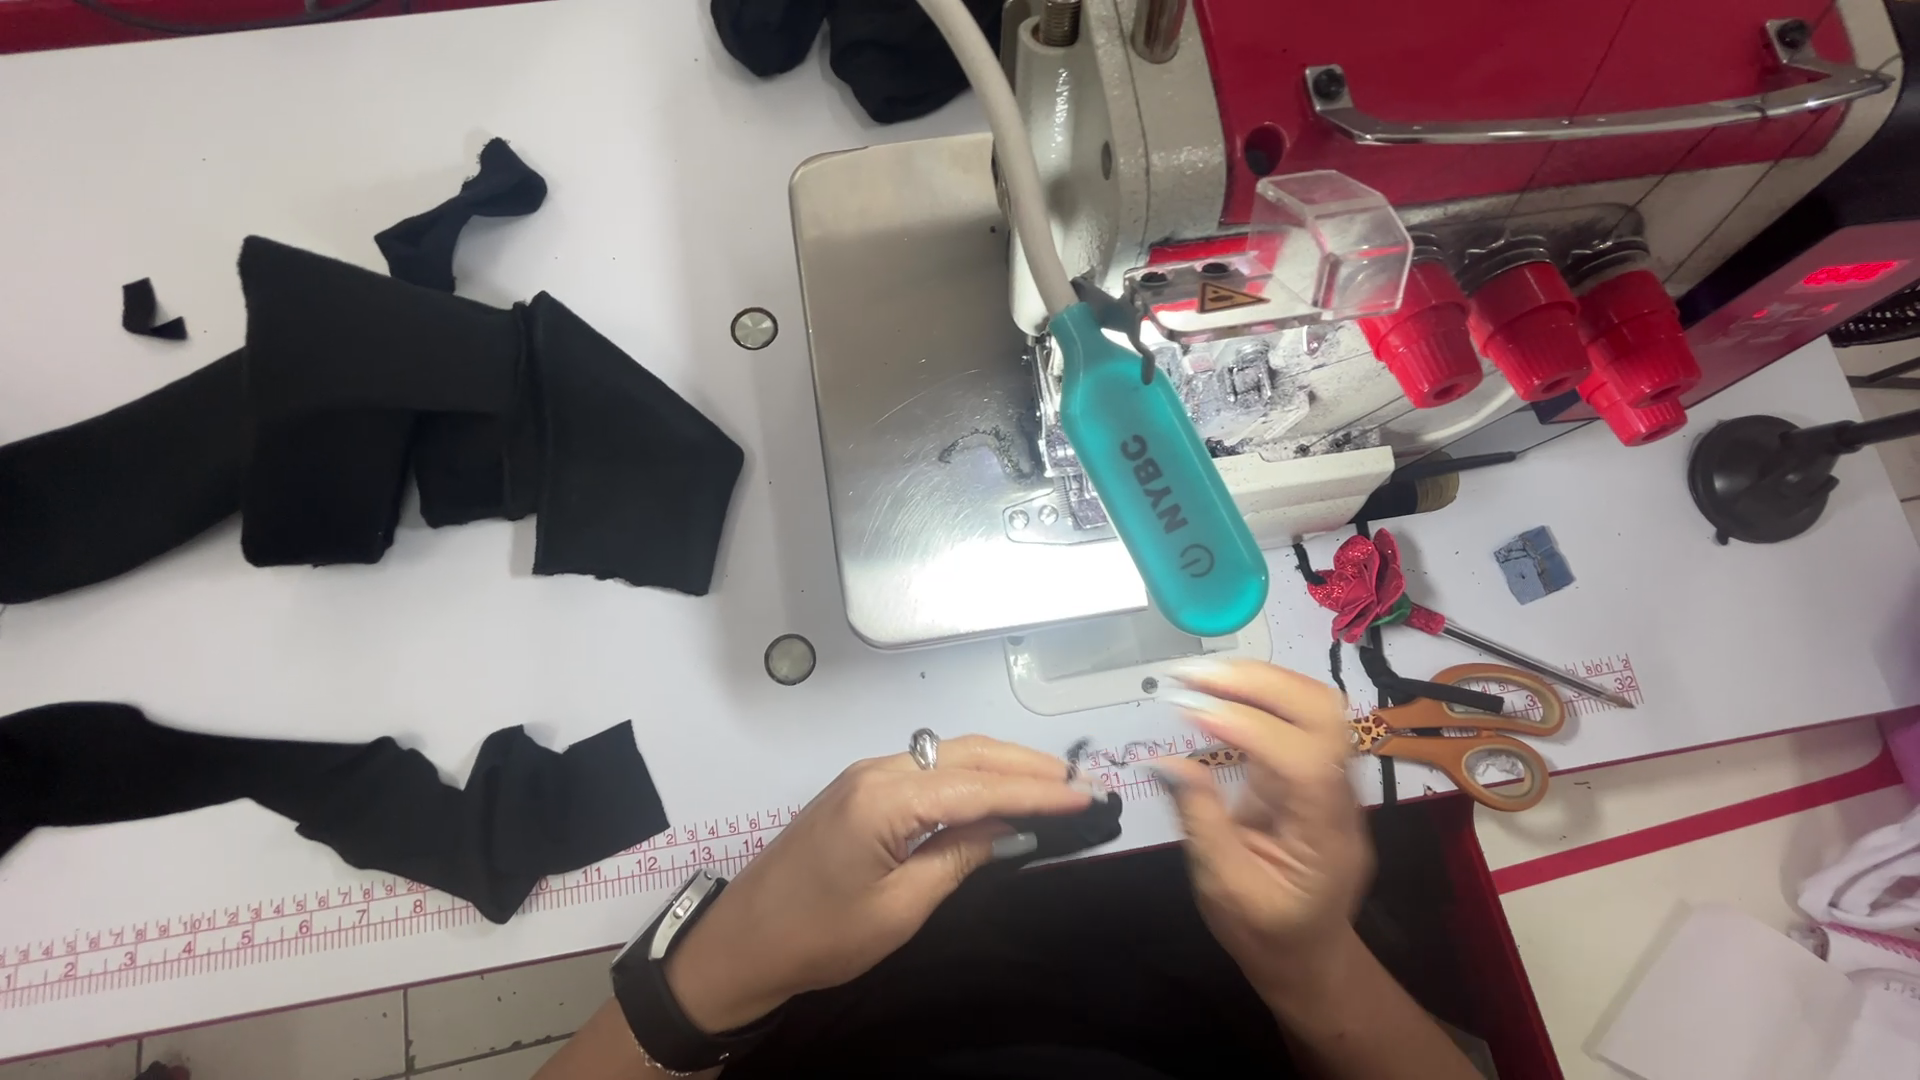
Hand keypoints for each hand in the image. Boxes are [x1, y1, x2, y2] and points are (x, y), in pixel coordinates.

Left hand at [662, 736, 1090, 1031]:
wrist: (741, 944)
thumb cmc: (819, 937)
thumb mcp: (899, 909)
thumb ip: (958, 857)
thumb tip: (1009, 828)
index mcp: (885, 798)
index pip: (977, 786)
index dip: (1035, 791)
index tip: (1084, 794)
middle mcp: (878, 769)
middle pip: (966, 753)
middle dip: (1025, 764)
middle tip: (1078, 779)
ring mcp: (866, 773)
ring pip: (948, 754)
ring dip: (1000, 764)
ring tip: (1050, 781)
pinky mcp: (861, 787)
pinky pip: (928, 769)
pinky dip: (970, 775)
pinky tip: (995, 790)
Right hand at [1150, 660, 1373, 1005]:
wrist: (1309, 954)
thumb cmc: (1268, 931)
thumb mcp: (1226, 887)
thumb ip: (1201, 820)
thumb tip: (1166, 761)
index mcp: (1325, 834)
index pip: (1302, 762)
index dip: (1249, 727)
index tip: (1192, 710)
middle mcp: (1339, 794)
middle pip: (1323, 714)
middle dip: (1259, 683)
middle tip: (1193, 677)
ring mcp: (1328, 776)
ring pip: (1313, 703)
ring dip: (1256, 678)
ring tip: (1198, 675)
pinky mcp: (1306, 767)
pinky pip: (1292, 715)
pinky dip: (1253, 691)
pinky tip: (1214, 690)